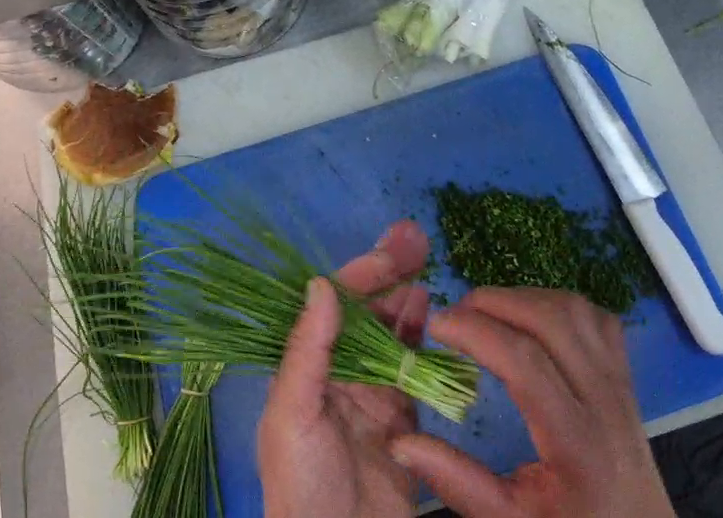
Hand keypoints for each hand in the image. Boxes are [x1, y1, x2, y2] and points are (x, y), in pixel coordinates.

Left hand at [259, 220, 432, 517]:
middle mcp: (336, 370)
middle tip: (417, 239)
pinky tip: (431, 310)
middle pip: (365, 309)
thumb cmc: (301, 484)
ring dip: (406, 296)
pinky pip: (413, 366)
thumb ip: (306, 350)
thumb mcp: (291, 415)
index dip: (361, 273)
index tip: (392, 253)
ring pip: (391, 330)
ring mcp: (370, 391)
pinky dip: (422, 336)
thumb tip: (320, 282)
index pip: (333, 304)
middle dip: (388, 271)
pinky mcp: (401, 415)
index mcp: (304, 365)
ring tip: (426, 266)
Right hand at [391, 289, 674, 517]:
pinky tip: (531, 319)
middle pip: (551, 321)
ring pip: (575, 310)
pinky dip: (558, 304)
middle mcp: (604, 400)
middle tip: (455, 314)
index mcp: (576, 441)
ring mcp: (621, 382)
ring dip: (524, 297)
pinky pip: (596, 318)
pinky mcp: (626, 374)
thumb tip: (400, 442)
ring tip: (486, 312)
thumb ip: (458, 483)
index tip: (436, 326)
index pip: (524, 362)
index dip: (476, 331)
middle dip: (495, 303)